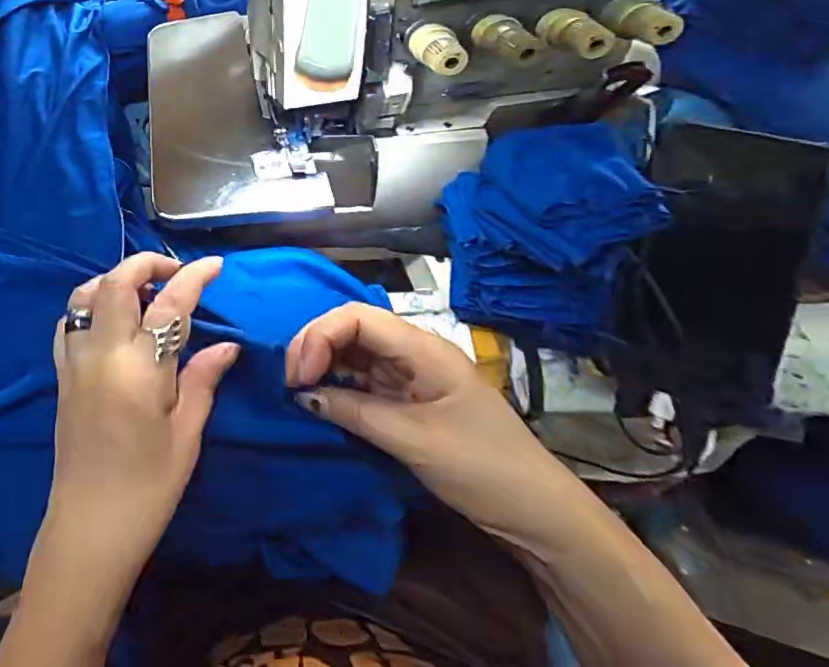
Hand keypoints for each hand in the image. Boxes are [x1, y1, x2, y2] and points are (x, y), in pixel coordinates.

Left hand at [48, 254, 239, 562]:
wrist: (89, 529)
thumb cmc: (147, 487)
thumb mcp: (186, 435)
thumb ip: (203, 379)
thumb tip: (226, 345)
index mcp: (138, 369)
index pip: (168, 303)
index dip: (194, 276)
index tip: (216, 265)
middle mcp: (101, 354)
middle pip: (116, 282)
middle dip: (147, 262)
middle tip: (176, 271)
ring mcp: (74, 362)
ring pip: (85, 294)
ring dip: (115, 279)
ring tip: (145, 291)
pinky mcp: (61, 376)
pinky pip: (70, 321)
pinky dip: (91, 304)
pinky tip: (113, 319)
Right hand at [285, 303, 578, 539]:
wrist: (537, 511)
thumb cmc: (482, 468)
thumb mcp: (414, 441)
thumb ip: (355, 412)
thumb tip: (303, 395)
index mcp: (422, 347)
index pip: (356, 317)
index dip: (319, 336)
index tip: (298, 377)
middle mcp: (414, 351)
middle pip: (352, 328)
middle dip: (315, 346)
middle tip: (291, 384)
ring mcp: (413, 374)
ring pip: (356, 352)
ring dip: (324, 365)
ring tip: (299, 392)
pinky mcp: (411, 398)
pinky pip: (366, 380)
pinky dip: (340, 387)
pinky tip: (323, 402)